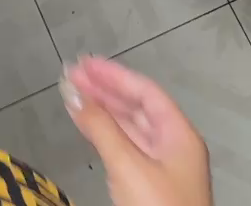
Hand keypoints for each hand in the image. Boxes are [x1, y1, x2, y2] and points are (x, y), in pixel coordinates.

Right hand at [62, 56, 212, 205]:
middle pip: (137, 107)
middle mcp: (174, 146)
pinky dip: (104, 132)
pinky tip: (86, 125)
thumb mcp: (126, 164)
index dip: (114, 74)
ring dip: (102, 109)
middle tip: (71, 75)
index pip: (145, 91)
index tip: (83, 63)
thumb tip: (71, 91)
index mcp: (179, 135)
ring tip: (71, 95)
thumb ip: (99, 125)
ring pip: (130, 127)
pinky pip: (125, 146)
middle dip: (104, 89)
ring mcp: (163, 168)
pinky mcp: (150, 187)